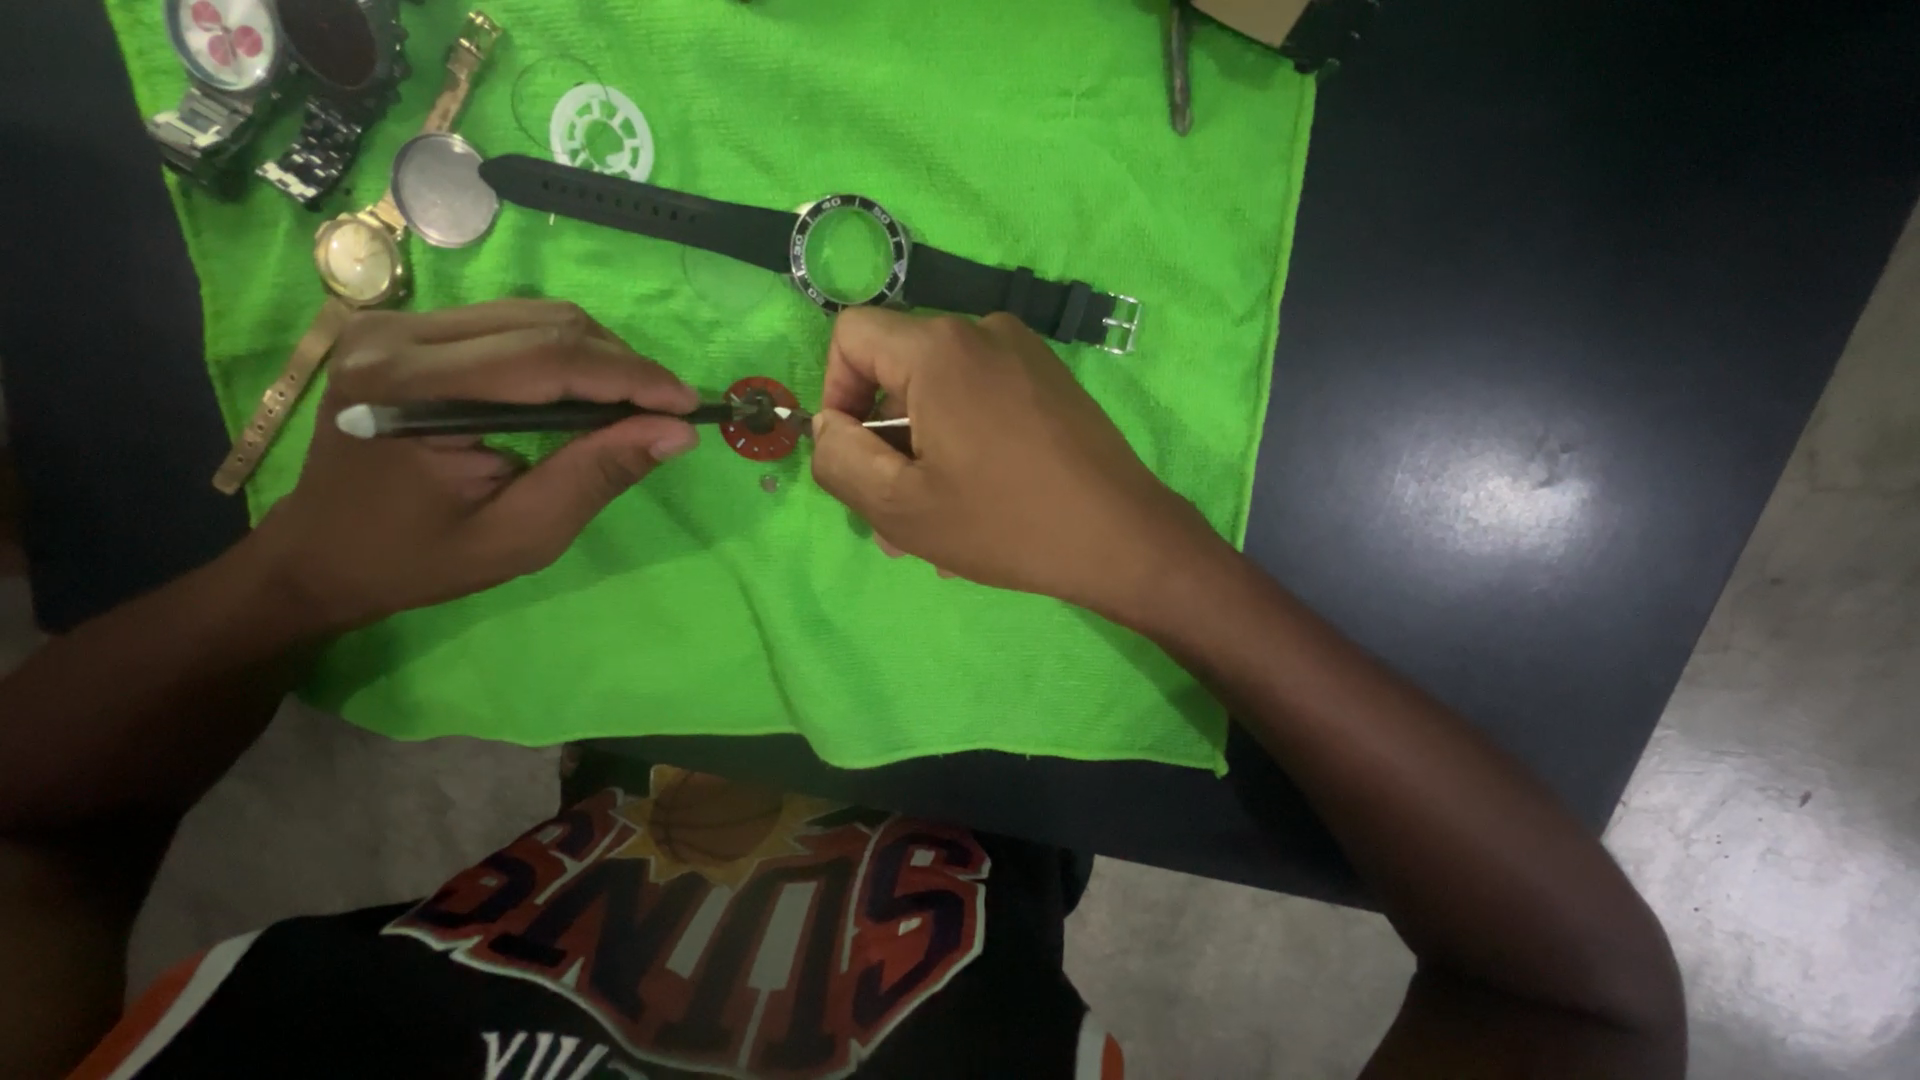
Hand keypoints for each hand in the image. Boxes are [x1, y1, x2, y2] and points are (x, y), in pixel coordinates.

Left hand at [251, 299, 700, 633]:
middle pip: (547, 324)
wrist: (320, 553)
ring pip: (536, 315)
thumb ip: (594, 476)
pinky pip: (513, 324)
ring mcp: (399, 326)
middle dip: (623, 366)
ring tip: (635, 405)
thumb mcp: (519, 535)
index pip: (549, 358)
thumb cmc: (416, 559)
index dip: (631, 376)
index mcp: (413, 390)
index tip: (689, 406)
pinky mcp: (409, 331)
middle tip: (666, 413)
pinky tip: (586, 393)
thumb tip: (676, 433)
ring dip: (600, 357)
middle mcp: (399, 336)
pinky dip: (566, 355)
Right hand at [808, 309, 1221, 619]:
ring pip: (941, 397)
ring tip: (938, 529)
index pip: (852, 334)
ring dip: (926, 459)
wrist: (1122, 539)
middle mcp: (982, 332)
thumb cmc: (1005, 523)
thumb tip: (829, 426)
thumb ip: (838, 459)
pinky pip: (982, 403)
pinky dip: (965, 447)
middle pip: (899, 372)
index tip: (856, 457)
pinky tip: (980, 507)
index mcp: (939, 348)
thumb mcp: (899, 507)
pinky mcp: (1051, 382)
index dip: (835, 394)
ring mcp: (1025, 355)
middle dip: (886, 445)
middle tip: (895, 520)